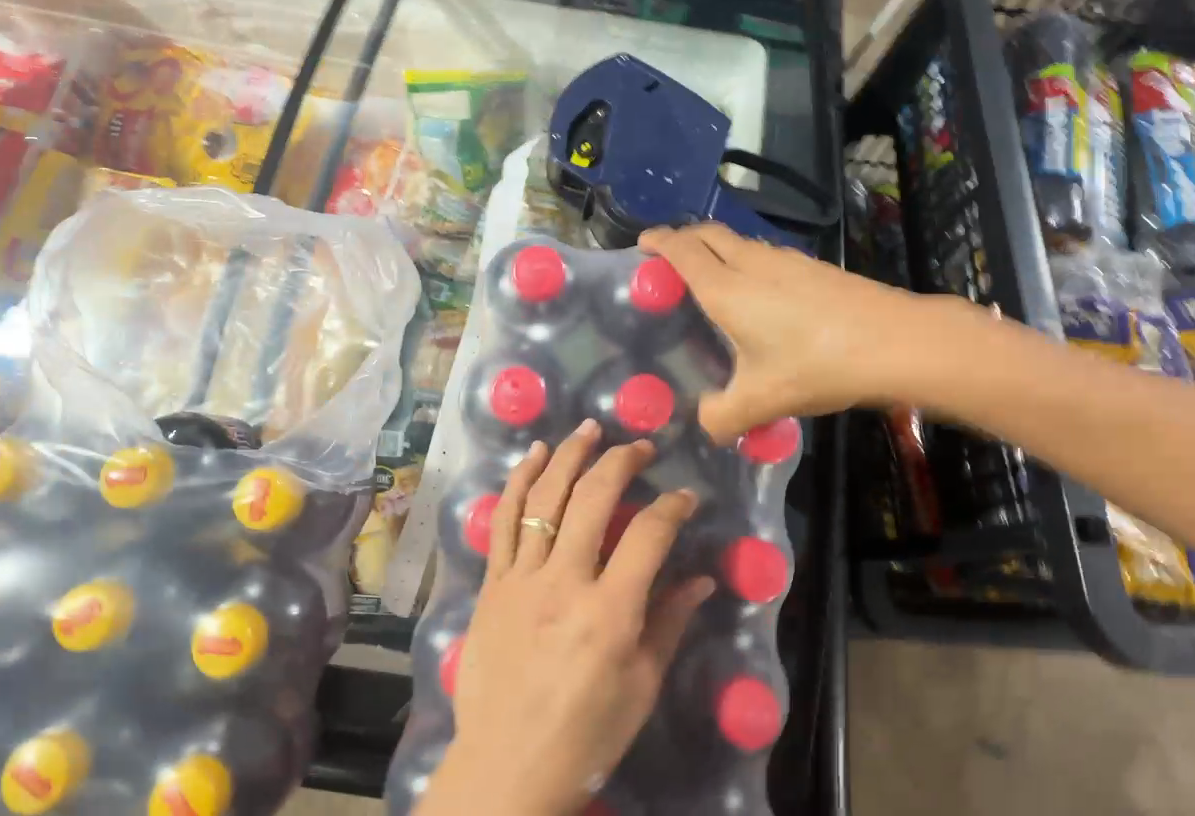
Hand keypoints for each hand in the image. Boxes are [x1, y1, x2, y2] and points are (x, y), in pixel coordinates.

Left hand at [419, 420, 713, 815]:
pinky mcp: (492, 583)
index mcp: (609, 612)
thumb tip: (702, 577)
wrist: (507, 764)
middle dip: (621, 463)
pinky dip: (519, 481)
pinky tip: (534, 455)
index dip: (672, 507)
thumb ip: (668, 623)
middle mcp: (563, 582)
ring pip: (543, 498)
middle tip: (640, 447)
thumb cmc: (586, 733)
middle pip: (592, 499)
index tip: (686, 496)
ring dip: (568, 456)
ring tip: (588, 429)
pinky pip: (504, 521)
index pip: (648, 536)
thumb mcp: (641, 686)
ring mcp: (521, 578)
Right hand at [639, 223, 996, 440]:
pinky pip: (765, 256)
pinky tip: (761, 296)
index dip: (658, 241)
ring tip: (712, 279)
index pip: (682, 250)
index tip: (642, 243)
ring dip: (718, 249)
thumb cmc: (816, 366)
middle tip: (670, 259)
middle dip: (683, 237)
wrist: (895, 342)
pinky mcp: (814, 268)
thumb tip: (706, 423)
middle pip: (708, 234)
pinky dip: (747, 263)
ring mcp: (786, 261)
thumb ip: (722, 417)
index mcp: (726, 288)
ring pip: (739, 243)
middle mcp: (751, 264)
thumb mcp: (761, 402)